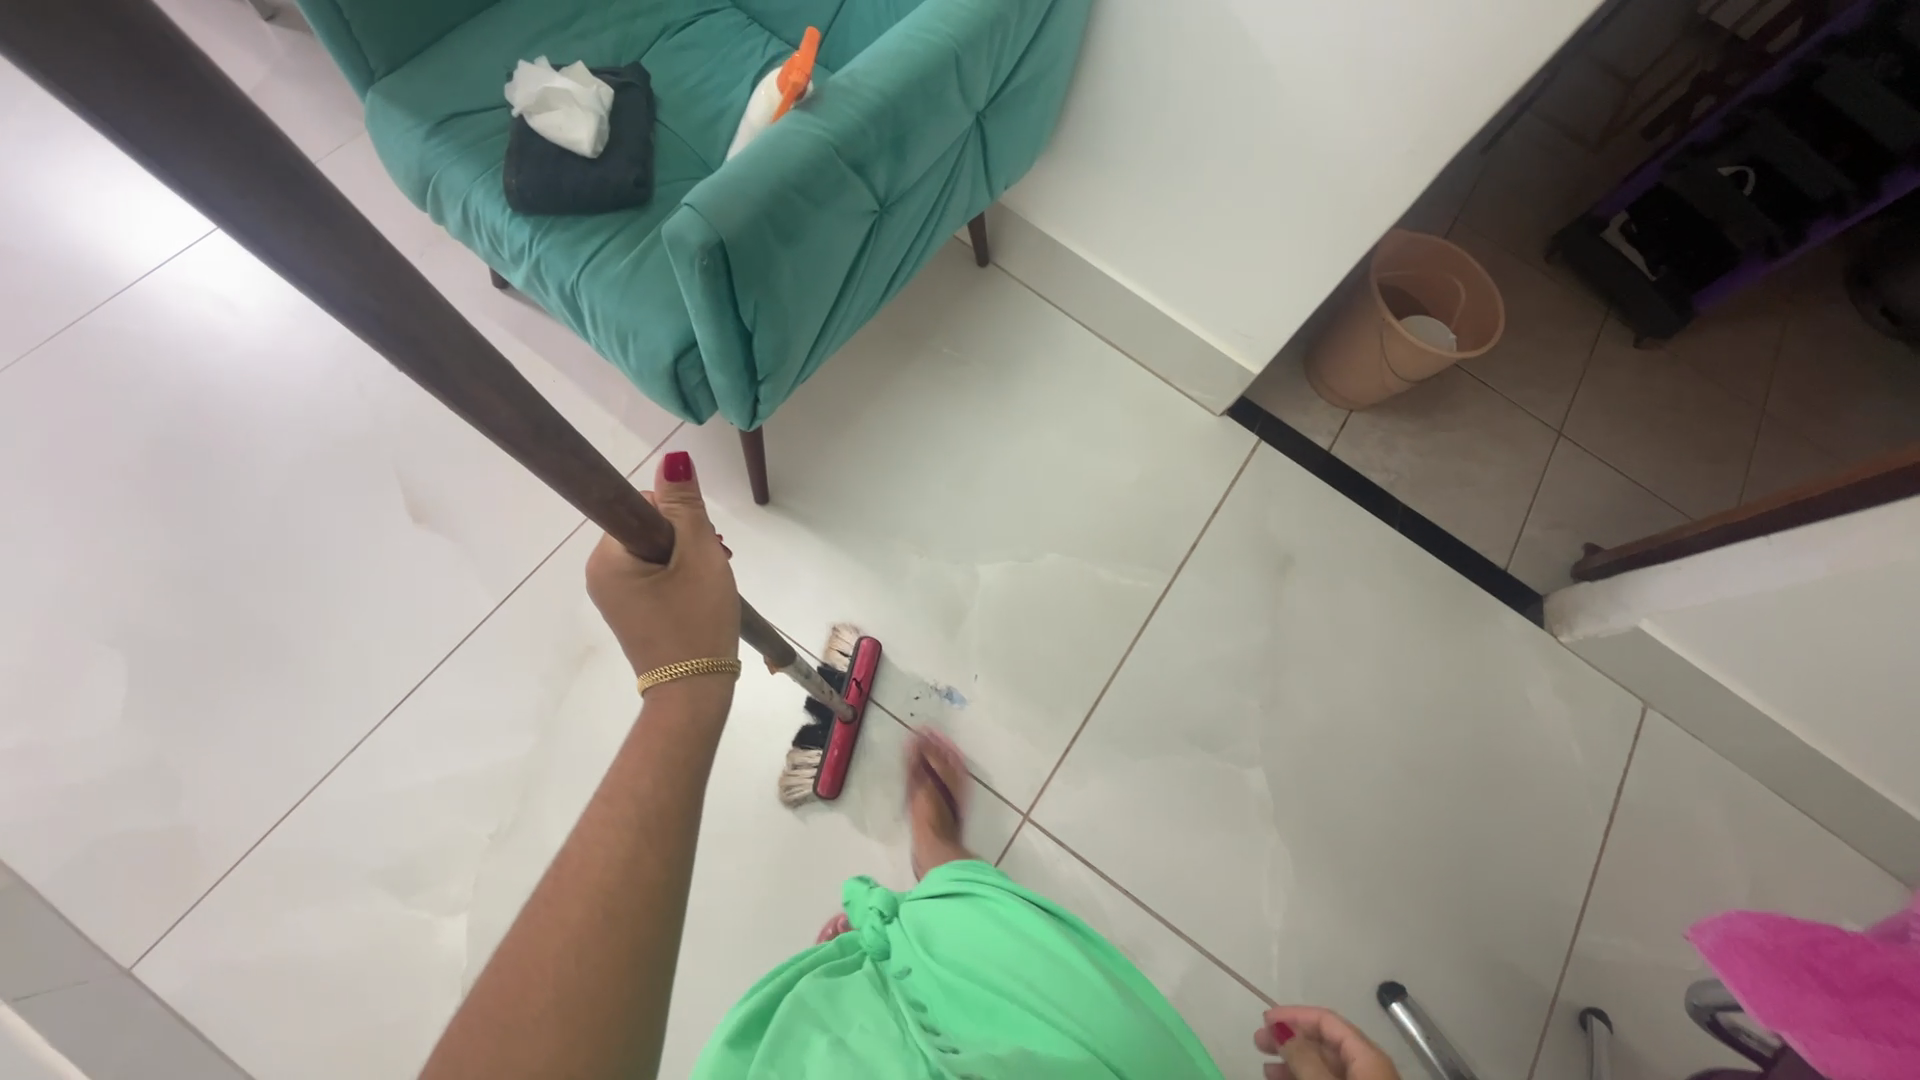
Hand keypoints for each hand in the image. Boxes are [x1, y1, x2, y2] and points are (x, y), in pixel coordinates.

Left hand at [585, 451, 739, 678]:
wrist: (695, 692)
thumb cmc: (697, 621)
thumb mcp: (700, 557)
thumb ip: (686, 506)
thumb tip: (672, 459)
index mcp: (607, 557)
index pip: (640, 506)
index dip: (676, 517)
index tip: (696, 543)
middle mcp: (600, 573)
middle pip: (649, 529)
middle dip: (685, 541)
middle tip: (708, 569)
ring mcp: (614, 596)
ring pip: (656, 553)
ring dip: (687, 561)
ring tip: (706, 588)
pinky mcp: (630, 612)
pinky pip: (654, 577)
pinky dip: (679, 580)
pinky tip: (698, 599)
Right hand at [1254, 1007, 1400, 1079]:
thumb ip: (1303, 1057)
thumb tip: (1280, 1027)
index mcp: (1369, 1056)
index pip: (1327, 1020)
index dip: (1294, 1015)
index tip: (1264, 1020)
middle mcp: (1371, 1069)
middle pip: (1325, 1042)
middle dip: (1290, 1039)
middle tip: (1259, 1041)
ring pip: (1325, 1067)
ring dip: (1293, 1062)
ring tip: (1267, 1069)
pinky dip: (1304, 1079)